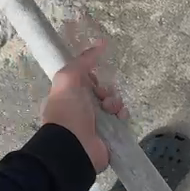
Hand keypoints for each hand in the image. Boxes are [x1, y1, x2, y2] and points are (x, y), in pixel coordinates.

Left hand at [39, 40, 127, 171]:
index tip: (95, 77)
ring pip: (113, 104)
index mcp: (67, 96)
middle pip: (101, 91)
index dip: (93, 77)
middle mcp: (80, 109)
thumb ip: (83, 61)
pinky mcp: (109, 135)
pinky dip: (122, 115)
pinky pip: (121, 119)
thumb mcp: (68, 79)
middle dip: (106, 90)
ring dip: (114, 102)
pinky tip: (118, 117)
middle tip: (102, 96)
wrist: (74, 147)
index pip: (85, 81)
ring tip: (110, 109)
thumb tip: (101, 43)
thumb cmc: (67, 111)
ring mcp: (95, 124)